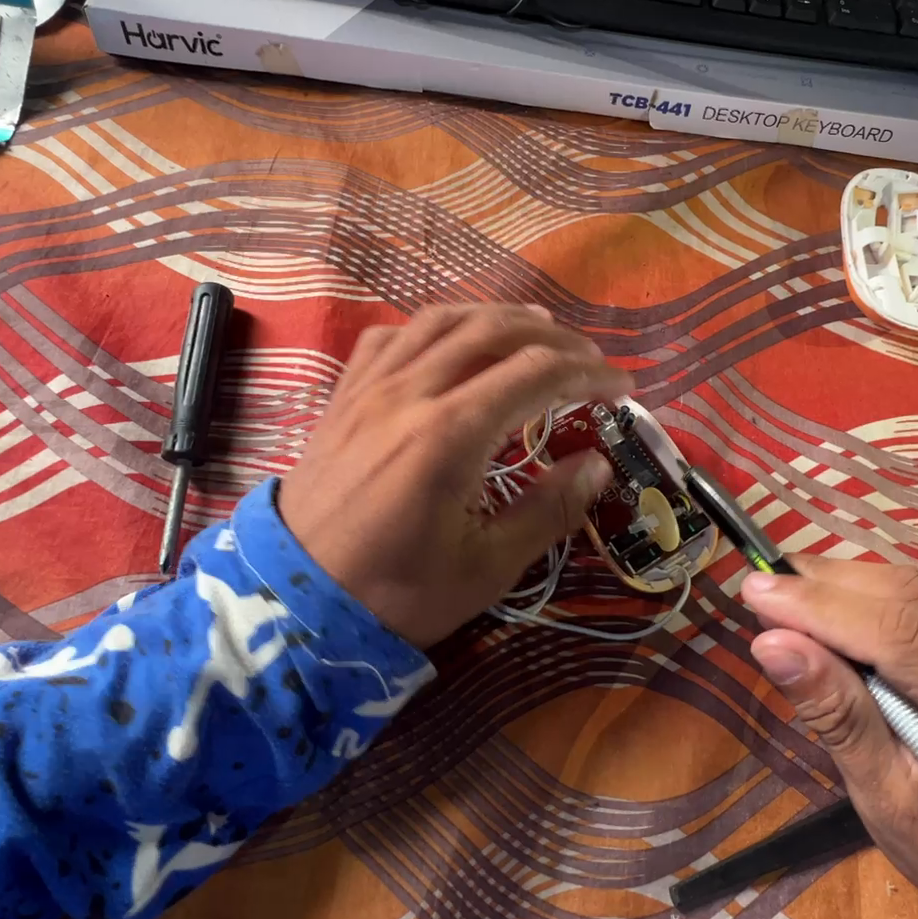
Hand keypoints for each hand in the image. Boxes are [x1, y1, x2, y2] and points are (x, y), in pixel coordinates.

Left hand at [279, 305, 632, 646]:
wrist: (293, 600)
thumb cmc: (395, 593)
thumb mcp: (486, 568)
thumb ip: (548, 509)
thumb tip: (598, 464)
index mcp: (450, 434)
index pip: (537, 374)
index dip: (590, 373)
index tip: (624, 388)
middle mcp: (411, 392)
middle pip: (494, 332)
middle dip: (554, 337)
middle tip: (590, 359)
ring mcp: (371, 387)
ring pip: (442, 321)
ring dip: (498, 318)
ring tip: (536, 330)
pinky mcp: (344, 396)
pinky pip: (392, 336)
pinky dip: (434, 327)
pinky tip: (450, 343)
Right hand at [742, 558, 917, 918]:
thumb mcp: (902, 817)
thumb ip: (841, 722)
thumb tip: (771, 642)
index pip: (905, 636)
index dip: (821, 605)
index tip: (753, 590)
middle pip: (917, 598)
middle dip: (827, 584)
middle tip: (759, 587)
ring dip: (850, 586)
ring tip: (786, 592)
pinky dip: (882, 603)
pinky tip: (841, 612)